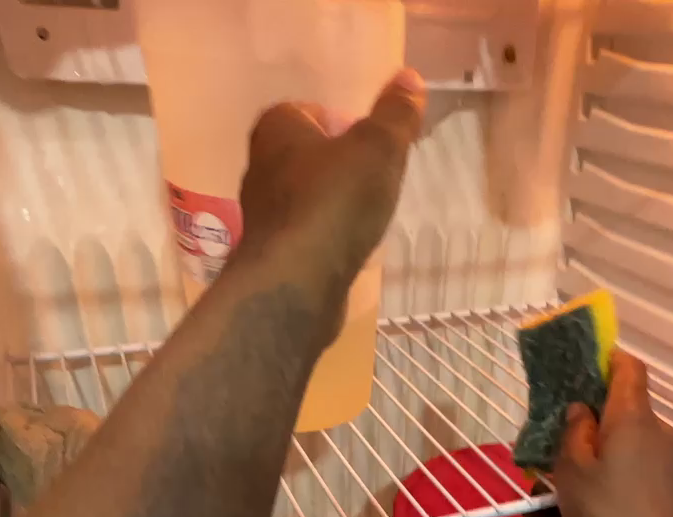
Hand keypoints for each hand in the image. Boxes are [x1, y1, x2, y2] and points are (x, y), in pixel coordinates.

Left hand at [230, 69, 425, 294]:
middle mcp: (262, 167)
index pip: (311, 111)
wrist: (297, 283)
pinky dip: (329, 242)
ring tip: (368, 220)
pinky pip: (309, 239)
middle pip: (309, 157)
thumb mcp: (377, 149)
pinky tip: (351, 253)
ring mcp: (266, 217)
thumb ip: (395, 115)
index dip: (344, 125)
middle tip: (377, 182)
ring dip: (335, 208)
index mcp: (278, 127)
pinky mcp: (276, 258)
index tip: (374, 146)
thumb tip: (411, 78)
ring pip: (307, 200)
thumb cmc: (334, 203)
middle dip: (340, 167)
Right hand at [552, 350, 672, 516]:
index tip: (581, 367)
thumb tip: (581, 409)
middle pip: (627, 401)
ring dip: (604, 439)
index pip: (629, 367)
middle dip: (596, 408)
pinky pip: (637, 455)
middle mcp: (656, 427)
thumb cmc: (607, 509)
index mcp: (632, 415)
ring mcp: (666, 454)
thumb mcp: (573, 469)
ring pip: (630, 432)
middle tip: (562, 428)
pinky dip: (616, 459)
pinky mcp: (667, 479)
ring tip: (573, 465)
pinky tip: (596, 487)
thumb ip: (574, 432)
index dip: (607, 358)